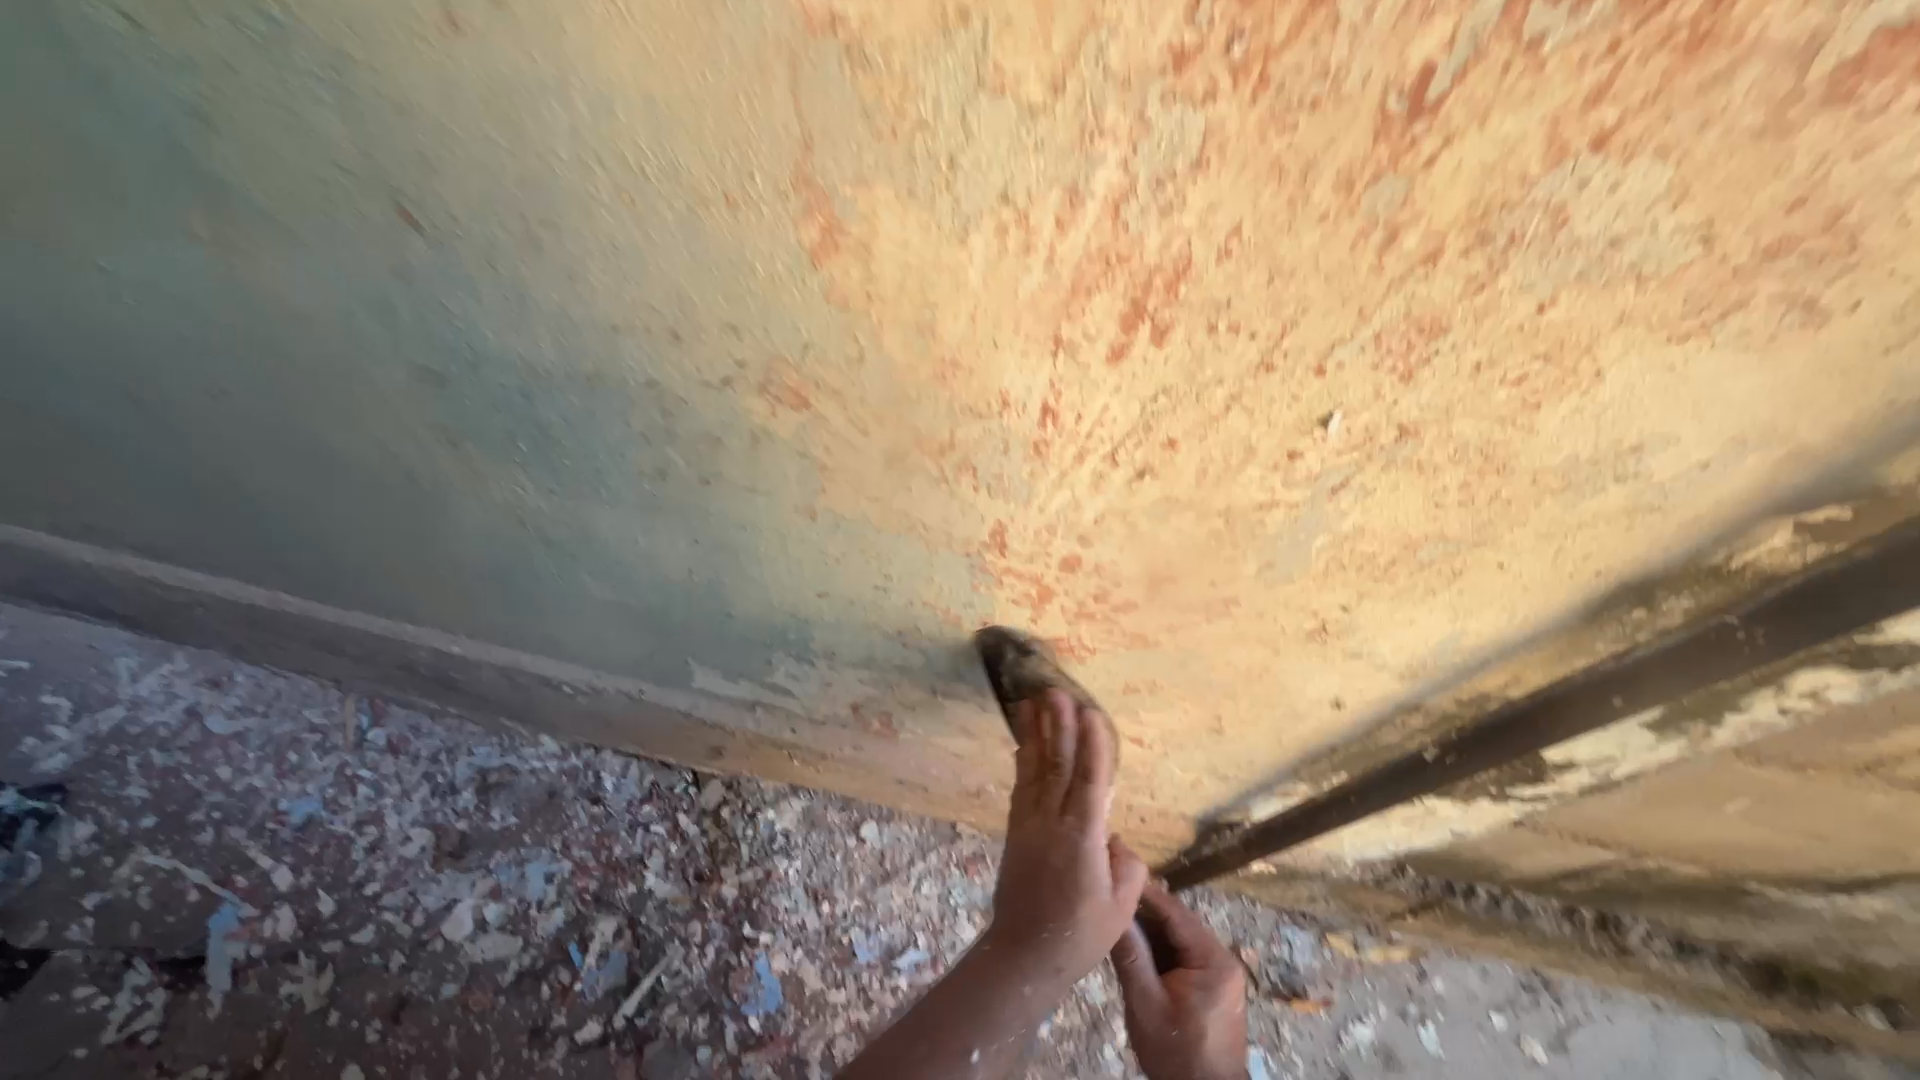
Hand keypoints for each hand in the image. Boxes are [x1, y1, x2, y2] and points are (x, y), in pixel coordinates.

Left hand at [985, 689, 1147, 987]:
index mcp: (1083, 838)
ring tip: (1033, 701)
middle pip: (1057, 764)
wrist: (1025, 953)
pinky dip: (1023, 760)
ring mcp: (1030, 824)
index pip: (1090, 780)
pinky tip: (1023, 742)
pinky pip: (1021, 786)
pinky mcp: (1016, 831)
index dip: (1092, 745)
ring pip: (1035, 769)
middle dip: (1058, 725)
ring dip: (1036, 733)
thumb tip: (1114, 839)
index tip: (1091, 712)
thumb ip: (1126, 865)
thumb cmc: (1081, 935)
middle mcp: (1053, 823)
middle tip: (1055, 691)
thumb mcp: (1121, 905)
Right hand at [1111, 881, 1248, 1079]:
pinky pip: (1184, 956)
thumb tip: (1113, 914)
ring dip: (1151, 933)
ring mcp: (1222, 973)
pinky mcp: (1215, 986)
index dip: (1144, 893)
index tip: (1116, 875)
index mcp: (1213, 959)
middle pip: (1178, 923)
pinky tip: (1136, 950)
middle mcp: (1223, 959)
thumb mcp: (1146, 1004)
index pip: (1175, 912)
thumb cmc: (1177, 1052)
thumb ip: (1130, 956)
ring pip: (1179, 939)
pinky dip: (1161, 952)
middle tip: (1111, 900)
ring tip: (1117, 922)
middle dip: (1144, 914)